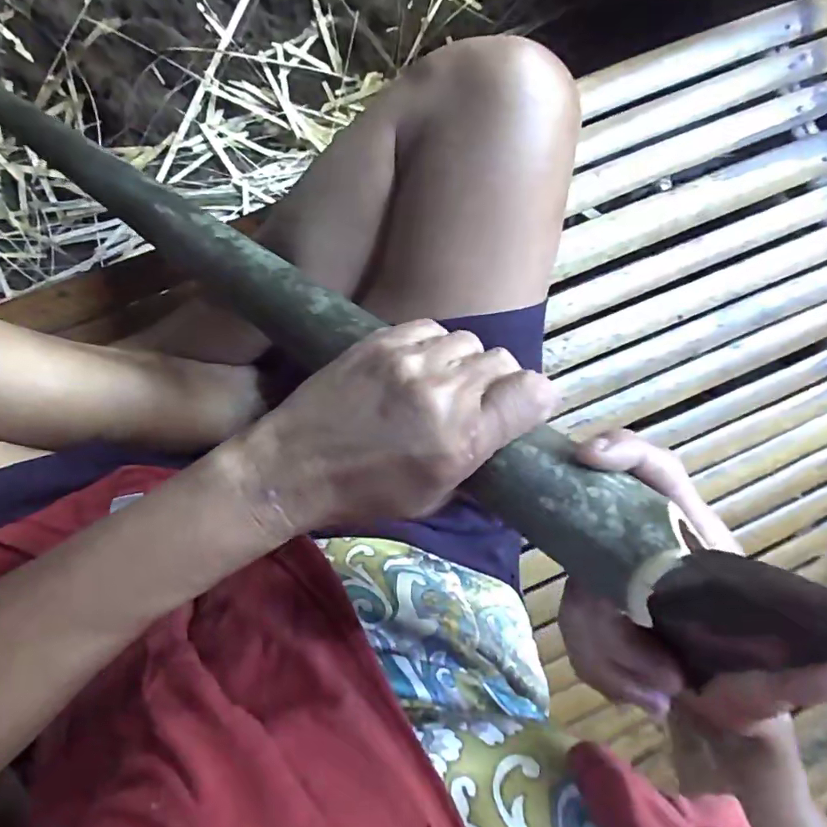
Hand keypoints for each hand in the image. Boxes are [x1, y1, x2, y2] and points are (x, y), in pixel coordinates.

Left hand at [237, 320, 556, 534]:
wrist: (292, 466)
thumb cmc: (365, 493)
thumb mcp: (435, 497)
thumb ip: (482, 462)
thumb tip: (513, 434)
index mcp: (461, 440)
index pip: (532, 393)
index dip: (535, 398)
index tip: (522, 407)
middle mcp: (443, 394)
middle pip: (503, 362)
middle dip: (499, 382)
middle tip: (476, 401)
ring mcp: (410, 361)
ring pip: (469, 341)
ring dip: (465, 362)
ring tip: (443, 381)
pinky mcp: (383, 340)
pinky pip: (434, 328)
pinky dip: (435, 345)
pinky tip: (419, 365)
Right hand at [559, 431, 826, 736]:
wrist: (718, 706)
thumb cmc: (751, 673)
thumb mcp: (779, 677)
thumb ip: (810, 672)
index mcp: (689, 530)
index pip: (657, 470)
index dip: (624, 450)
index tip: (589, 456)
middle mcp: (641, 539)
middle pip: (593, 538)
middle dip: (608, 615)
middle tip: (656, 671)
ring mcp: (609, 571)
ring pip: (580, 598)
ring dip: (614, 658)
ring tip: (662, 694)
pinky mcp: (592, 605)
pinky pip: (573, 631)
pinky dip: (605, 673)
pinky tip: (644, 698)